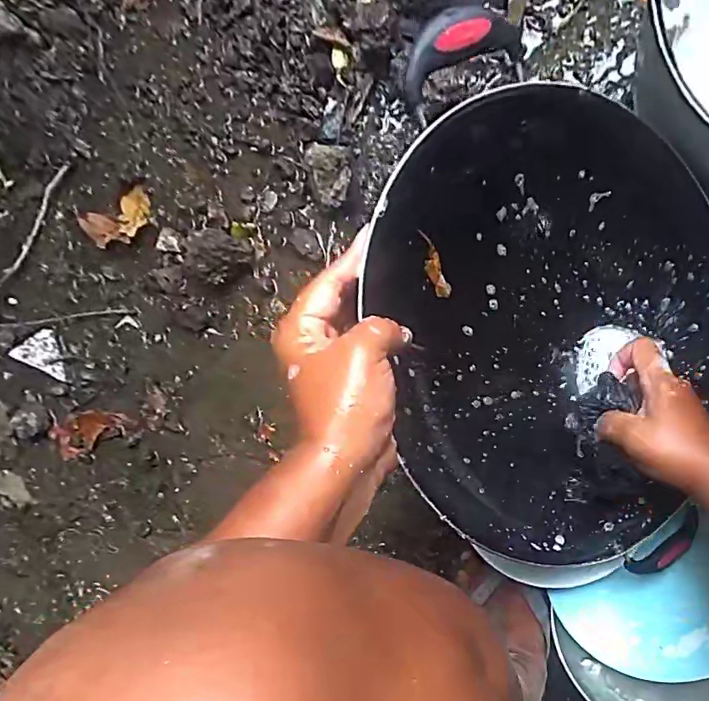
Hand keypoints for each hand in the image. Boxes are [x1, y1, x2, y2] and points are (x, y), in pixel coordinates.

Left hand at [272, 228, 410, 474]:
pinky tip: (407, 333)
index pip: (328, 281)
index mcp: (301, 329)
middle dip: (367, 284)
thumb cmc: (346, 407)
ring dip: (380, 316)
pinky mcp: (355, 385)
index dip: (352, 258)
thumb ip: (381, 325)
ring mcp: (334, 365)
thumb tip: (394, 329)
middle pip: (342, 302)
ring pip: (360, 328)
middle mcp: (313, 344)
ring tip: (404, 290)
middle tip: (393, 258)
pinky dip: (388, 342)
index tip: (371, 235)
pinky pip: (373, 352)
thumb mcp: (364, 350)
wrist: (351, 457)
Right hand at [596, 337, 708, 493]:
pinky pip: (662, 414)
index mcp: (661, 381)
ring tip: (632, 436)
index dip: (620, 357)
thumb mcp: (630, 437)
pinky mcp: (688, 421)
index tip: (611, 380)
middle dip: (624, 394)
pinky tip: (647, 446)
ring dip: (636, 413)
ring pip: (652, 397)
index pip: (640, 347)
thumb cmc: (679, 452)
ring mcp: (684, 404)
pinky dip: (650, 425)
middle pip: (643, 375)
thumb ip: (608, 424)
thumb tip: (601, 423)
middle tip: (618, 416)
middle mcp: (675, 387)